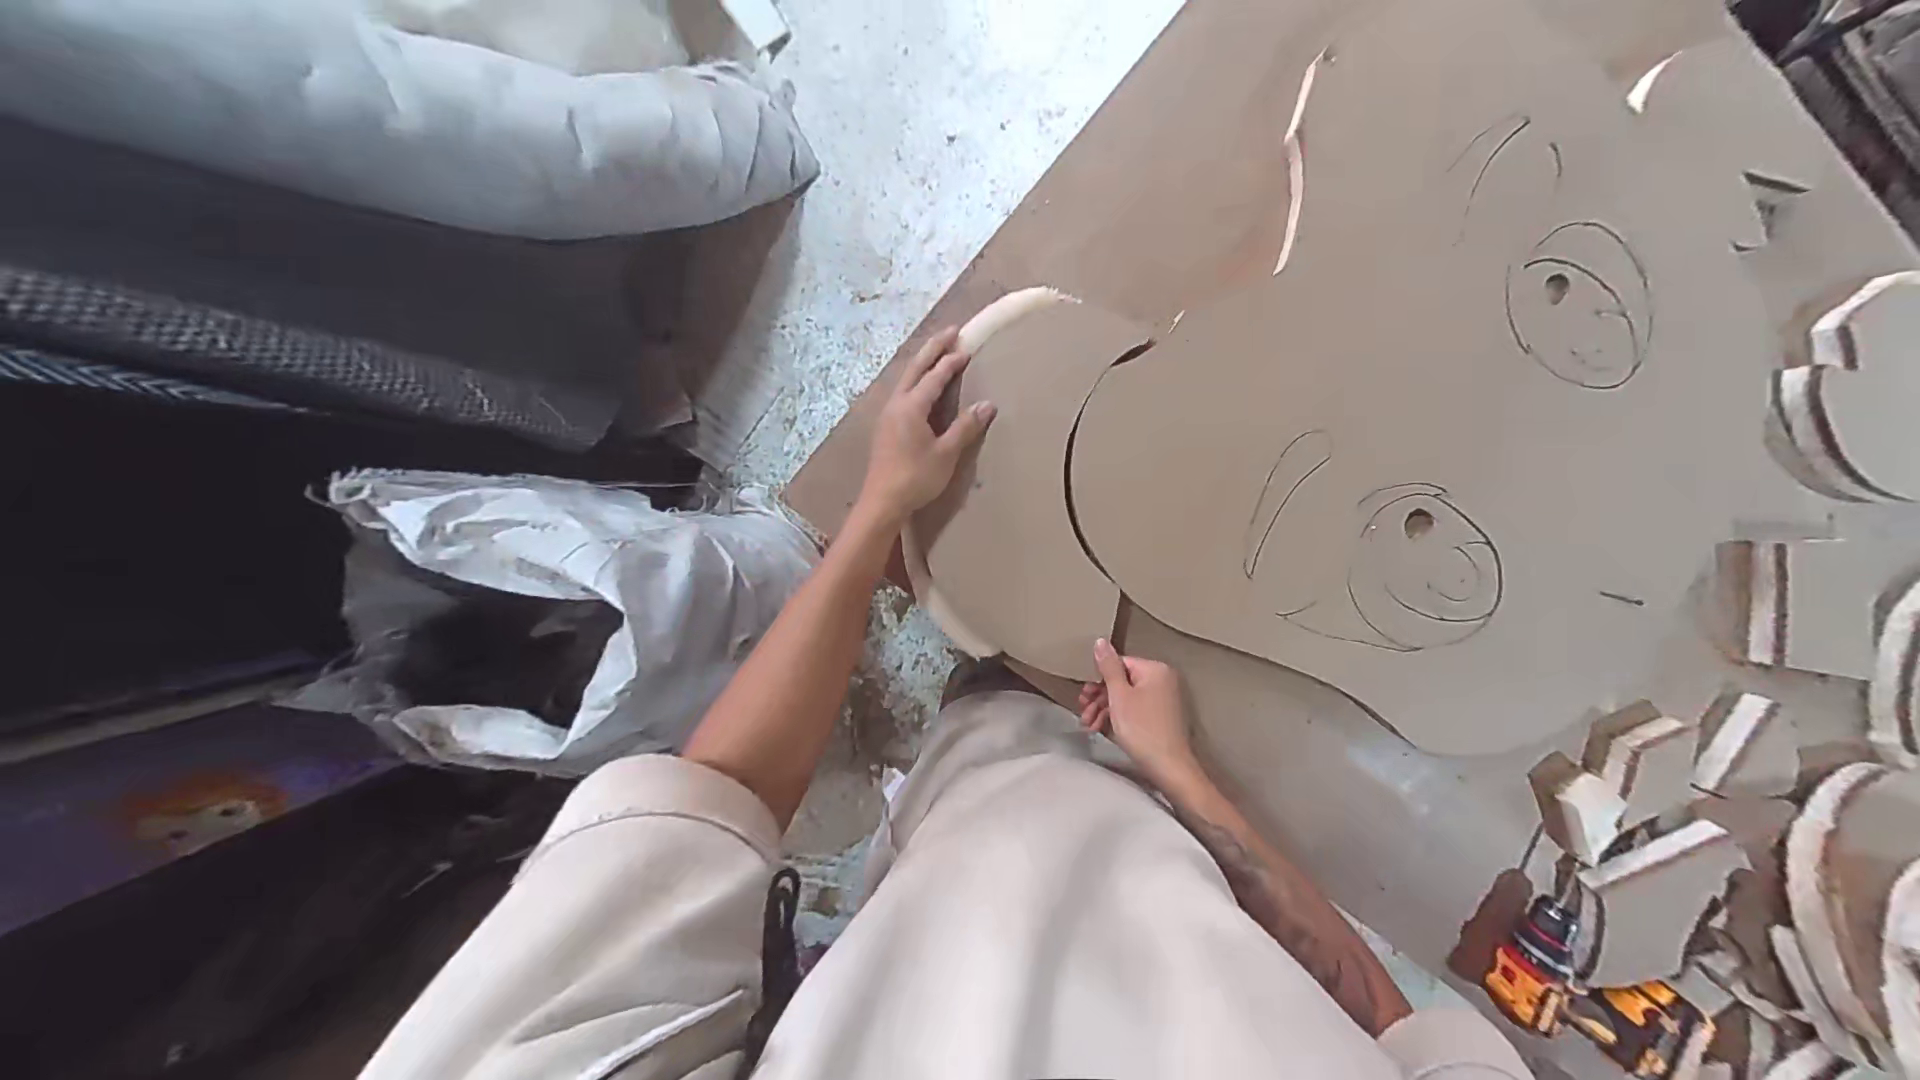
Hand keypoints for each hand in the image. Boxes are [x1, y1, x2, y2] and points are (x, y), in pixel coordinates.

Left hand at [857, 326, 997, 526]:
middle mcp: (896, 404)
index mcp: (911, 406)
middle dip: (933, 348)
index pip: (934, 376)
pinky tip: (921, 387)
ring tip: (937, 352)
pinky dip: (915, 380)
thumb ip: (965, 427)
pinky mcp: (885, 426)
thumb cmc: (915, 478)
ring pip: (905, 378)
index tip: (967, 347)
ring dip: (922, 362)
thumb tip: (987, 405)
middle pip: (915, 367)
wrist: (882, 502)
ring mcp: (887, 414)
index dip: (951, 361)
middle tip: (951, 331)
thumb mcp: (946, 454)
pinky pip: (902, 392)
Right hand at [1078, 638, 1202, 791]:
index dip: (1098, 680)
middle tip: (1083, 710)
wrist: (1169, 767)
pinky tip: (1101, 729)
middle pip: (1121, 681)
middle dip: (1099, 697)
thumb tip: (1100, 641)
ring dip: (1104, 709)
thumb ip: (1108, 667)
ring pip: (1126, 697)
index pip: (1119, 664)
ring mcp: (1163, 699)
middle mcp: (1162, 680)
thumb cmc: (1143, 730)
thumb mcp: (1119, 695)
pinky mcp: (1161, 716)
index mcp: (1155, 670)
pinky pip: (1135, 709)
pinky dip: (1117, 717)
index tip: (1083, 695)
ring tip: (1088, 724)